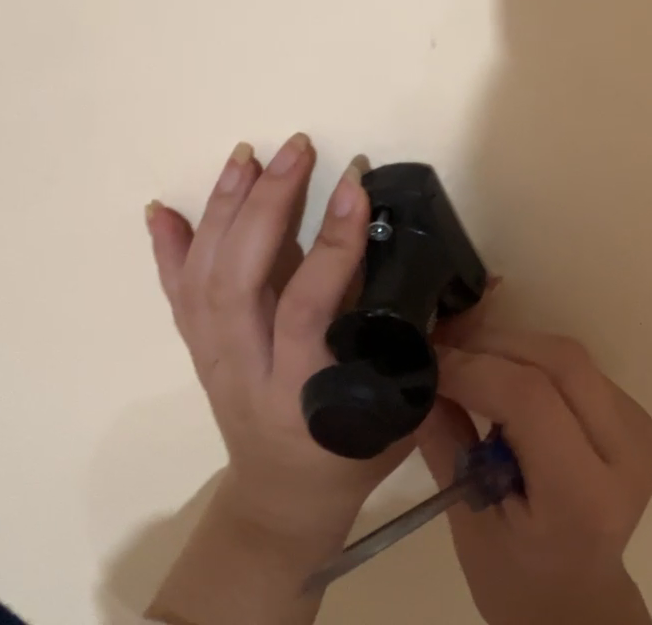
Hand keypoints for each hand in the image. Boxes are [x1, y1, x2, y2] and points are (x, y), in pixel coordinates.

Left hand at [144, 135, 402, 623]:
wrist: (283, 502)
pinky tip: (162, 207)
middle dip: (268, 206)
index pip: (307, 308)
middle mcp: (246, 372)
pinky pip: (175, 299)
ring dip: (224, 211)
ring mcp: (213, 362)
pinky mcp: (198, 355)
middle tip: (296, 148)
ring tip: (246, 155)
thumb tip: (489, 284)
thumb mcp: (405, 411)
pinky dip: (167, 250)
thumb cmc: (353, 456)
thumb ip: (440, 346)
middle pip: (239, 282)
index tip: (354, 185)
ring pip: (203, 280)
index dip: (331, 245)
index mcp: (301, 391)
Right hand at [415, 328, 651, 624]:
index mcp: (583, 495)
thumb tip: (419, 377)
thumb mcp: (470, 526)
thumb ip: (448, 446)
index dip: (475, 369)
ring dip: (516, 348)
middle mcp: (626, 452)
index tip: (431, 363)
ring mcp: (639, 429)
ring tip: (471, 365)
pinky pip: (581, 369)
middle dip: (496, 345)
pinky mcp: (637, 416)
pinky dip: (537, 363)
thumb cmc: (517, 577)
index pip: (531, 399)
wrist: (579, 599)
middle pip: (561, 361)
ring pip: (572, 356)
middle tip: (447, 353)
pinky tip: (507, 382)